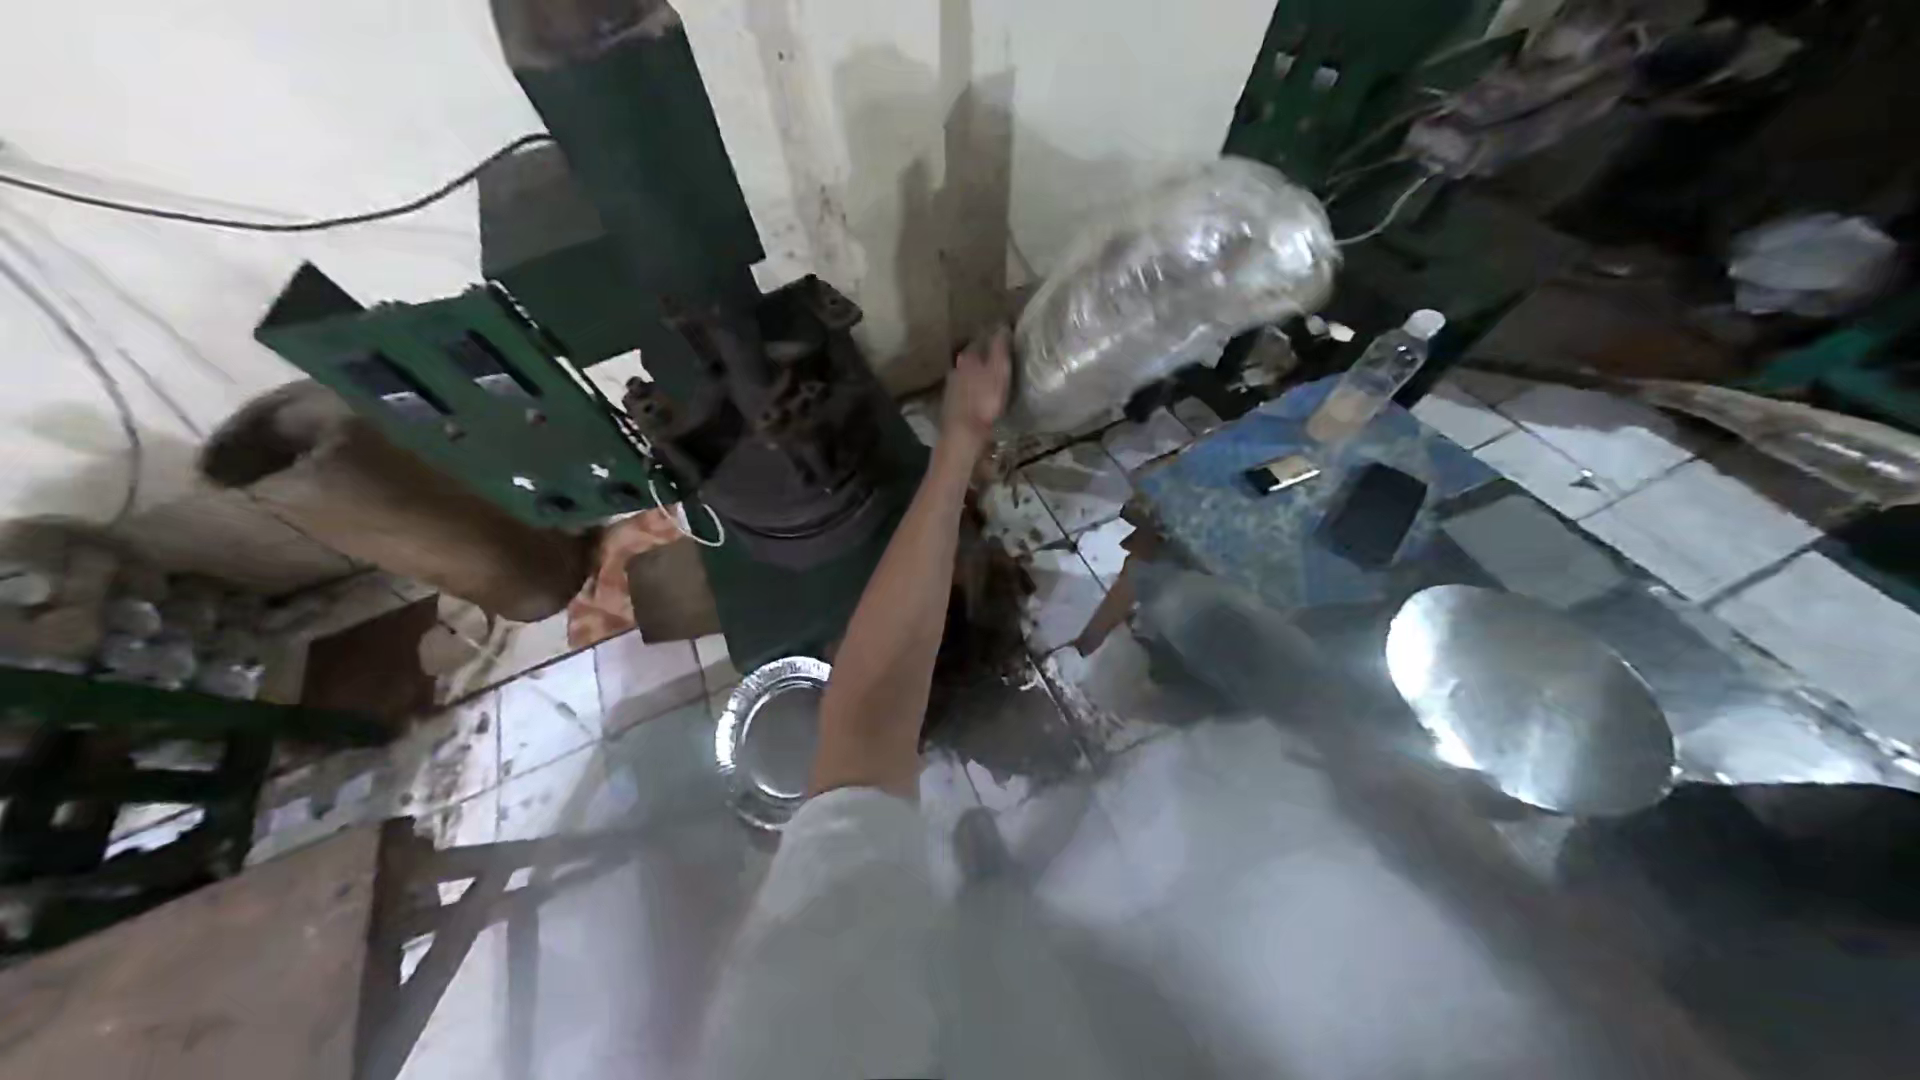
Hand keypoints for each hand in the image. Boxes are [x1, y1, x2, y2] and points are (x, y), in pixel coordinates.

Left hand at [941, 326, 1011, 454]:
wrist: (963, 432)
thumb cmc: (985, 400)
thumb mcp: (999, 370)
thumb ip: (1000, 348)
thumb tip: (1002, 325)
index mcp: (969, 358)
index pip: (980, 341)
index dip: (991, 339)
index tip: (1002, 339)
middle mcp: (956, 369)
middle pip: (969, 358)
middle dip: (980, 357)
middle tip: (995, 359)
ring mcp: (950, 388)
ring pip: (964, 375)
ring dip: (974, 375)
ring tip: (987, 379)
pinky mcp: (950, 406)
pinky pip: (961, 392)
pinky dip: (969, 391)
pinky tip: (976, 397)